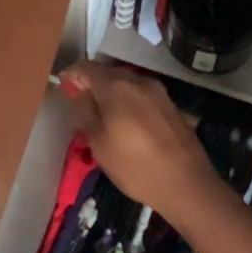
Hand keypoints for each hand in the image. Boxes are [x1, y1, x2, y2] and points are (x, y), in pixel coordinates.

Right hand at [59, 61, 224, 216]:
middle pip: (110, 73)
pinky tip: (128, 122)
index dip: (73, 74)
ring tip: (105, 114)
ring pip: (129, 84)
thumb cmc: (135, 166)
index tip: (64, 85)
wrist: (187, 184)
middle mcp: (139, 82)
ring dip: (114, 92)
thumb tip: (81, 97)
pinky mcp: (172, 106)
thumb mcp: (99, 145)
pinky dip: (131, 102)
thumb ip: (86, 115)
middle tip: (83, 102)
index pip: (88, 68)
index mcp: (117, 87)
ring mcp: (159, 93)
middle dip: (94, 83)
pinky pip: (143, 96)